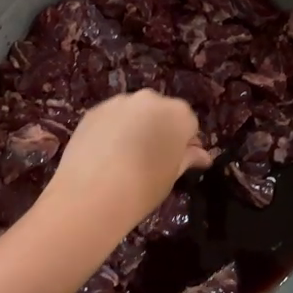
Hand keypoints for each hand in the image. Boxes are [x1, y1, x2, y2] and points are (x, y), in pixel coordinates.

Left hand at [43, 91, 212, 231]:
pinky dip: (112, 130)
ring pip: (135, 113)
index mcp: (178, 114)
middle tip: (152, 159)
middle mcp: (150, 99)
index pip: (189, 124)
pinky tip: (105, 155)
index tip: (177, 161)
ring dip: (135, 128)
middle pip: (162, 112)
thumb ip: (187, 159)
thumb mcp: (172, 176)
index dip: (185, 143)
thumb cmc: (143, 187)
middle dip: (160, 130)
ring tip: (125, 158)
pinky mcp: (94, 110)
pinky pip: (111, 117)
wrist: (91, 193)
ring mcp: (119, 102)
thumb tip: (201, 156)